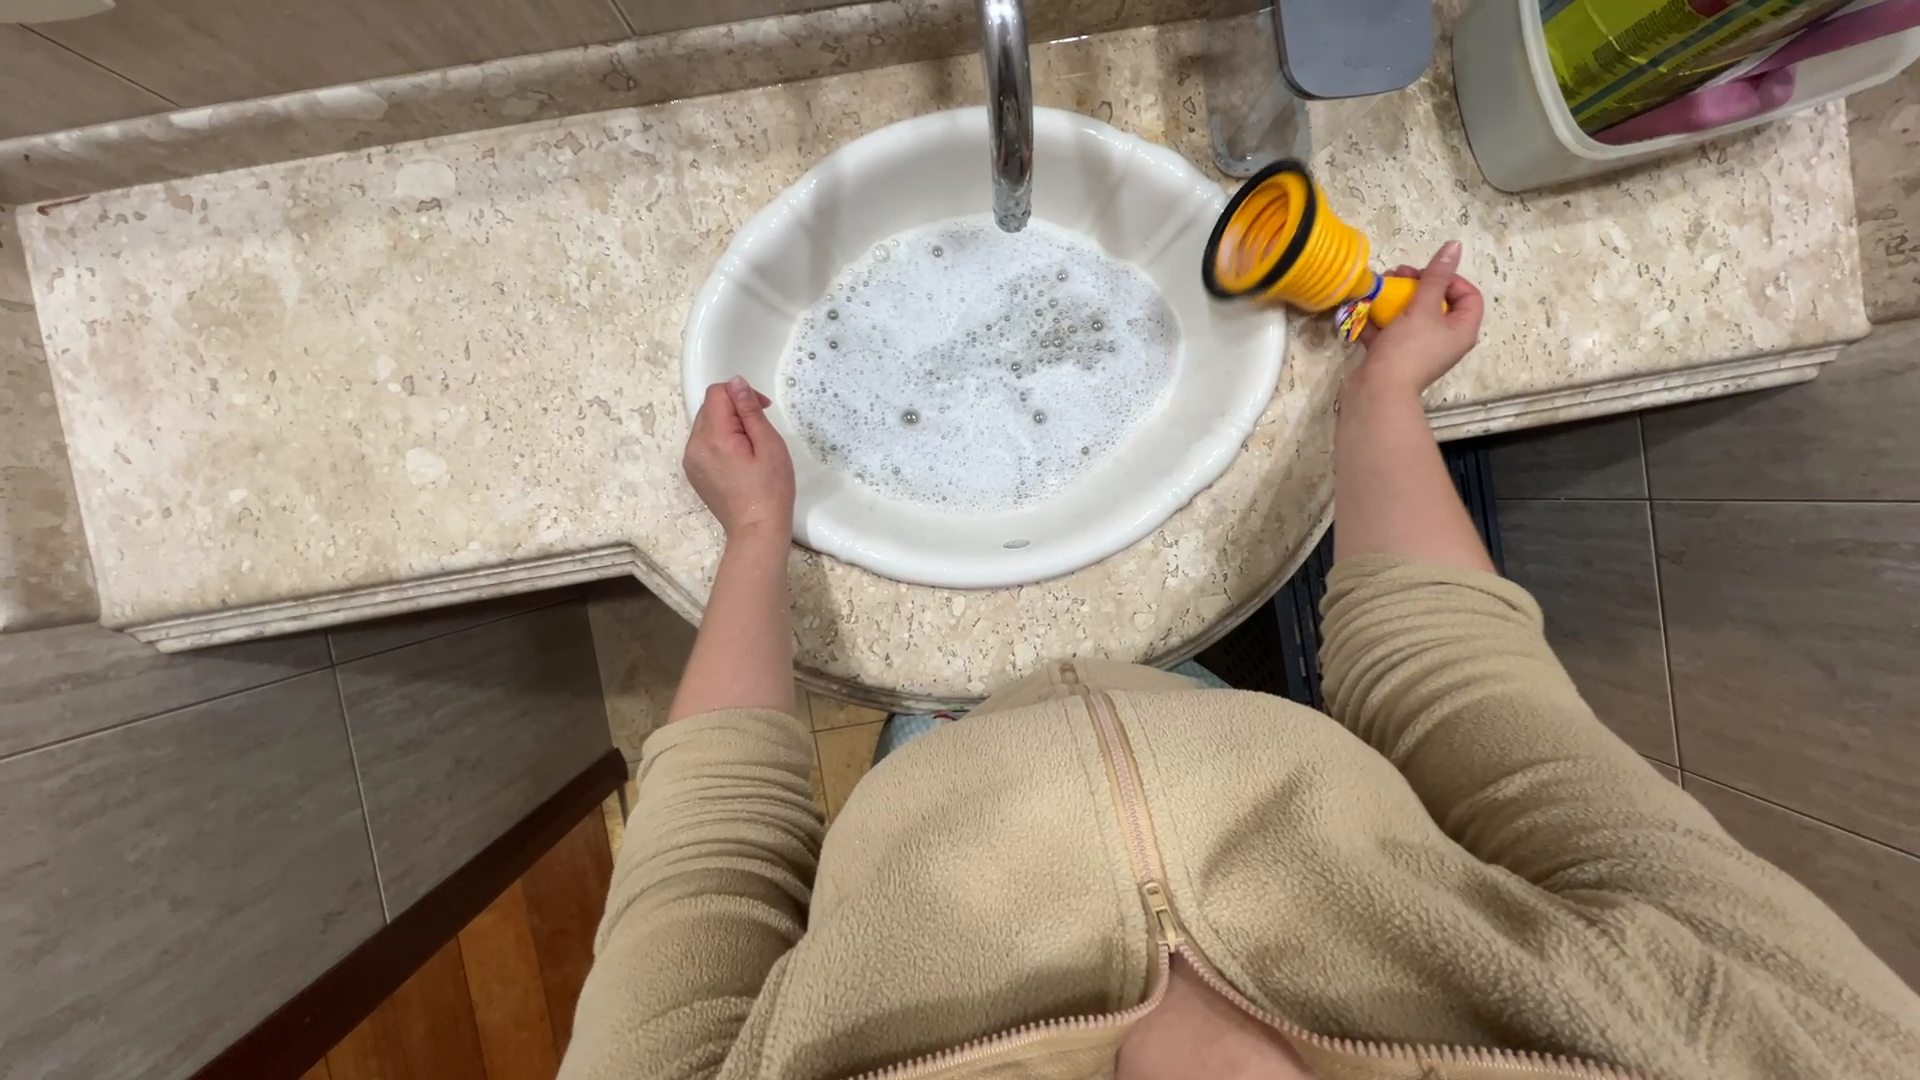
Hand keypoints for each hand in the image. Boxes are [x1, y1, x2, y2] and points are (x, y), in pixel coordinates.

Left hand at [683, 376, 794, 541]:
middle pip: (710, 407)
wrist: (757, 530)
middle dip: (735, 410)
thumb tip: (737, 383)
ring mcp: (691, 460)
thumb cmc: (771, 490)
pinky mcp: (694, 472)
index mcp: (713, 437)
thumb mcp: (769, 445)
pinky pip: (705, 443)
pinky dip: (721, 441)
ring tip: (751, 449)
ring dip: (728, 426)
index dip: (742, 394)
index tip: (763, 409)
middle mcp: (694, 445)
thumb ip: (750, 411)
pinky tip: (740, 460)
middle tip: (761, 431)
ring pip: (707, 424)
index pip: (717, 393)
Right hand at [1355, 240, 1484, 396]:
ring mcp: (1418, 350)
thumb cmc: (1406, 350)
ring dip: (1393, 301)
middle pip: (1436, 304)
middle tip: (1396, 276)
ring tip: (1377, 290)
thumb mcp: (1422, 308)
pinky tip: (1363, 311)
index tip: (1425, 273)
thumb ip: (1436, 276)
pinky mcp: (1395, 357)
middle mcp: (1444, 340)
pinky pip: (1390, 333)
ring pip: (1410, 318)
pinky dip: (1378, 322)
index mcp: (1462, 330)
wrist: (1376, 392)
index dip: (1450, 278)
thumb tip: (1454, 246)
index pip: (1468, 295)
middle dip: (1415, 286)